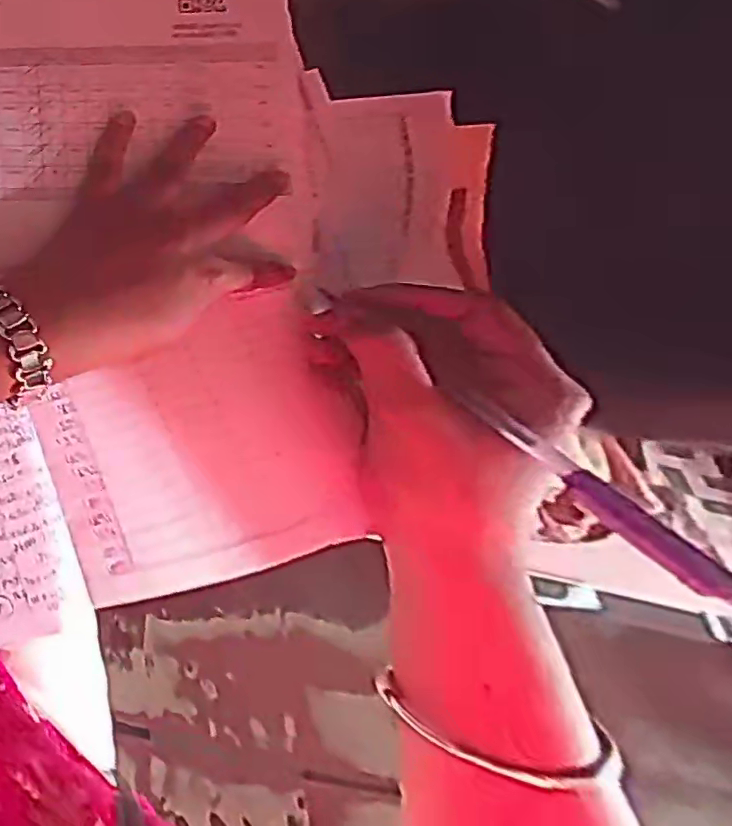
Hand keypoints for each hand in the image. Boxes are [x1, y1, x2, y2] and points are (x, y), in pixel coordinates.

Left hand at [9, 113, 293, 374]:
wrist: (52, 318)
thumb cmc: (111, 336)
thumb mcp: (169, 330)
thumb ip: (199, 300)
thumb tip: (227, 283)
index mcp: (197, 271)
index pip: (241, 268)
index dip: (262, 270)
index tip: (281, 268)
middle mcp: (174, 234)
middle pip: (224, 208)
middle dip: (254, 192)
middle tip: (276, 176)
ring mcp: (134, 214)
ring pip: (170, 170)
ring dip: (189, 144)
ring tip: (202, 121)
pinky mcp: (95, 205)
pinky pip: (106, 166)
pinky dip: (114, 140)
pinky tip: (123, 118)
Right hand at [310, 285, 592, 553]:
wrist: (439, 553)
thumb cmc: (446, 496)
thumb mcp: (410, 412)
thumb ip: (382, 353)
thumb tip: (349, 313)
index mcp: (533, 385)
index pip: (476, 314)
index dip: (412, 299)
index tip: (359, 300)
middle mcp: (508, 391)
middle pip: (438, 333)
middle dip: (375, 323)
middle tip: (327, 319)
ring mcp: (471, 408)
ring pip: (412, 354)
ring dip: (360, 344)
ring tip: (319, 343)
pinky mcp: (435, 422)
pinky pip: (397, 378)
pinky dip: (359, 367)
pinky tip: (326, 365)